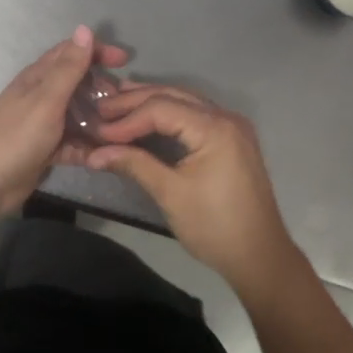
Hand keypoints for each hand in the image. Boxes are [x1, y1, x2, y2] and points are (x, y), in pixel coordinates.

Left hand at [0, 26, 128, 211]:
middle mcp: (40, 96)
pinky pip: (75, 142)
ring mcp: (43, 124)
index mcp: (37, 78)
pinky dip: (90, 145)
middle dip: (102, 88)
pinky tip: (109, 153)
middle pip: (77, 84)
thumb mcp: (46, 100)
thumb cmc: (16, 137)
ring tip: (125, 127)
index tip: (125, 61)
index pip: (69, 53)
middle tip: (127, 100)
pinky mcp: (47, 149)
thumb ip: (68, 68)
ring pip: (78, 114)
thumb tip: (84, 29)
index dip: (96, 52)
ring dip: (100, 118)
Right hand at [85, 86, 295, 283]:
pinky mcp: (232, 140)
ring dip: (150, 102)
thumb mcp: (170, 193)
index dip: (126, 118)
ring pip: (185, 102)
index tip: (97, 131)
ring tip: (116, 103)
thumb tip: (93, 154)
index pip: (161, 108)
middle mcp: (226, 117)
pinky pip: (195, 115)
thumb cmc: (214, 226)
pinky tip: (146, 117)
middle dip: (135, 101)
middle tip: (100, 107)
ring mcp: (232, 127)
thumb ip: (134, 164)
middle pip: (173, 96)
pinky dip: (168, 114)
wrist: (259, 256)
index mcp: (215, 128)